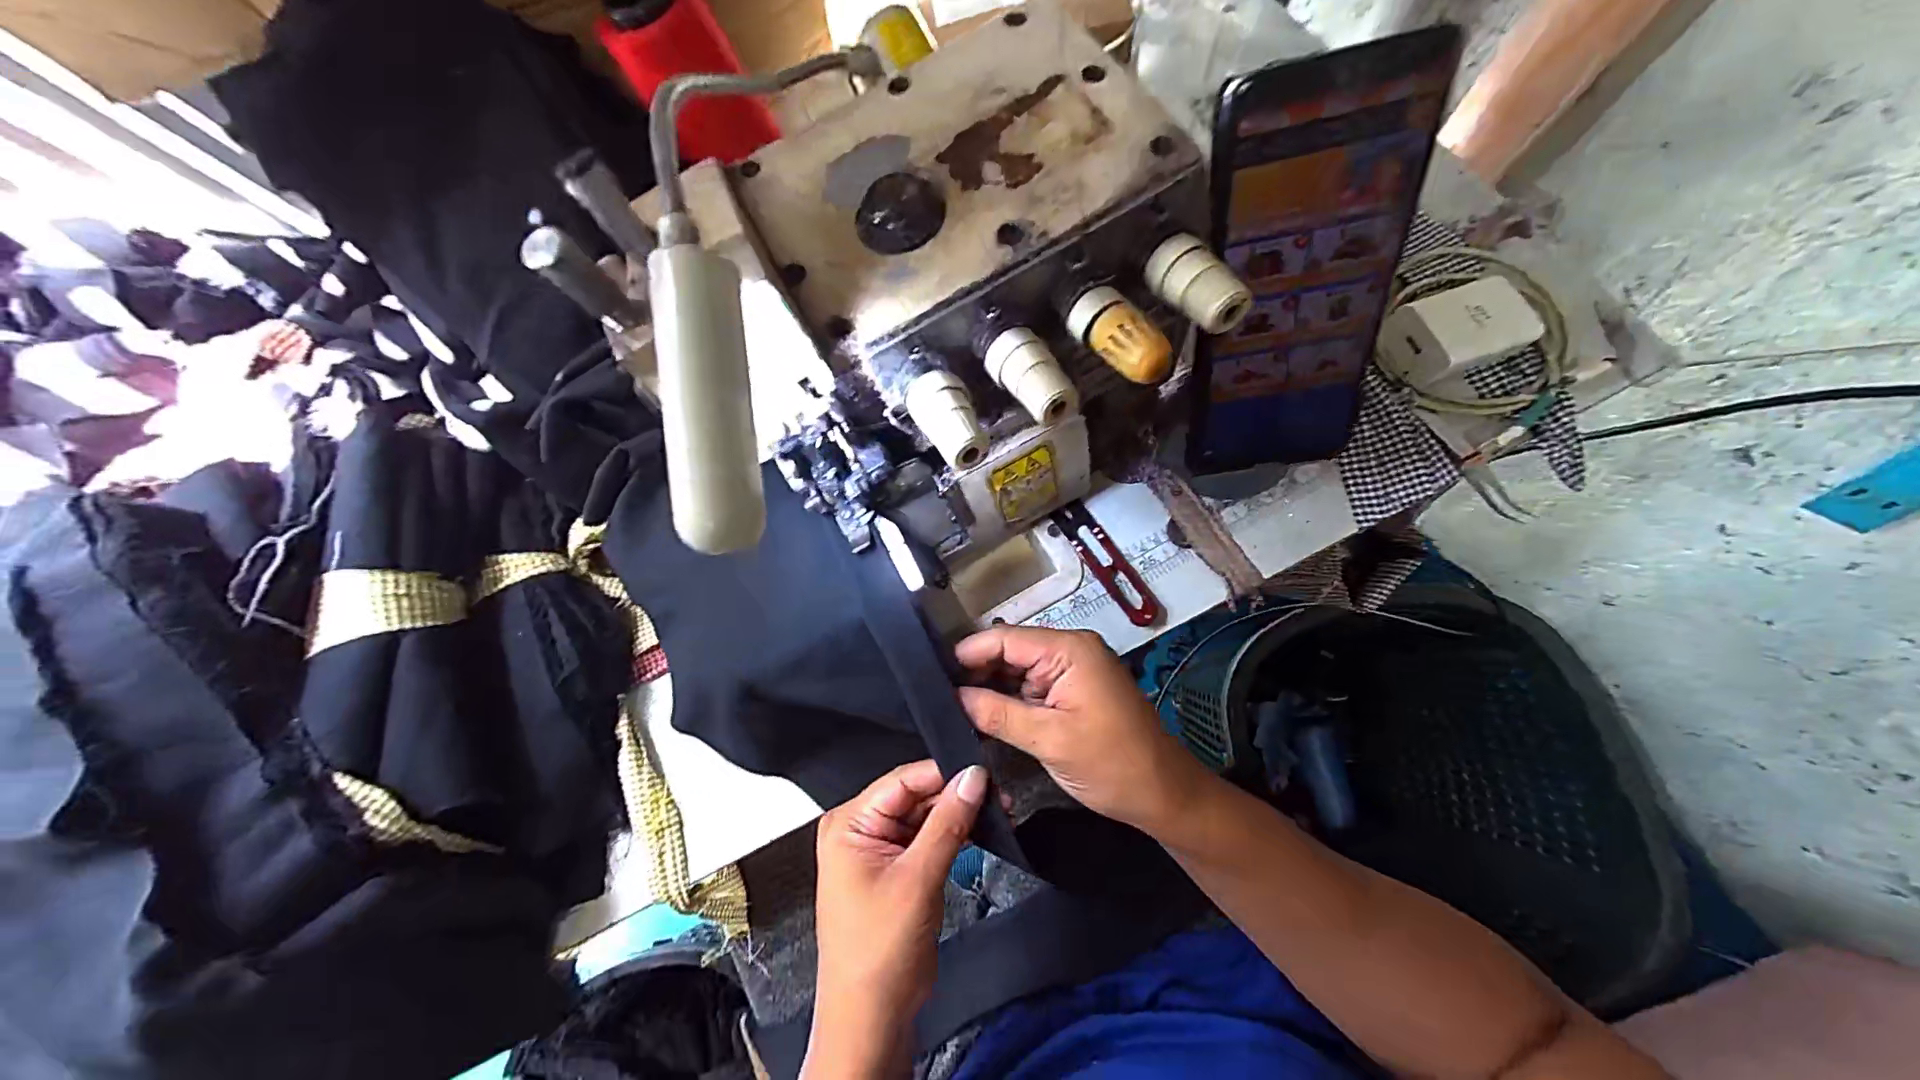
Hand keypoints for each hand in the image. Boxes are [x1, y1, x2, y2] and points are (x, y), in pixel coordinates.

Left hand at [805, 760, 986, 1078]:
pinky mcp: (897, 870)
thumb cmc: (873, 958)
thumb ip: (947, 823)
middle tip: (994, 795)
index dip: (943, 774)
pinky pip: (928, 838)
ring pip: (925, 816)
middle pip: (915, 795)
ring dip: (958, 815)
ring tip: (994, 813)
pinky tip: (979, 832)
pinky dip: (953, 835)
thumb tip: (970, 781)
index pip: (901, 780)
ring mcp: (879, 851)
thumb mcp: (917, 879)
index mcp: (849, 825)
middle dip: (955, 795)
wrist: (872, 1016)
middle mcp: (859, 832)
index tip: (980, 772)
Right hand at [955, 626, 1210, 836]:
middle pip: (1008, 652)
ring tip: (952, 710)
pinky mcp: (1070, 692)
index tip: (932, 678)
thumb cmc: (1113, 765)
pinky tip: (980, 718)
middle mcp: (1069, 651)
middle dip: (975, 674)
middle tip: (938, 699)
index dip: (967, 655)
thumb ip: (998, 714)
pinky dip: (1007, 703)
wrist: (1163, 795)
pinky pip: (1029, 689)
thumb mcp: (1050, 739)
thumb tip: (954, 697)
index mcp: (1069, 649)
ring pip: (1015, 672)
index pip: (1004, 639)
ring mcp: (1070, 671)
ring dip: (988, 691)